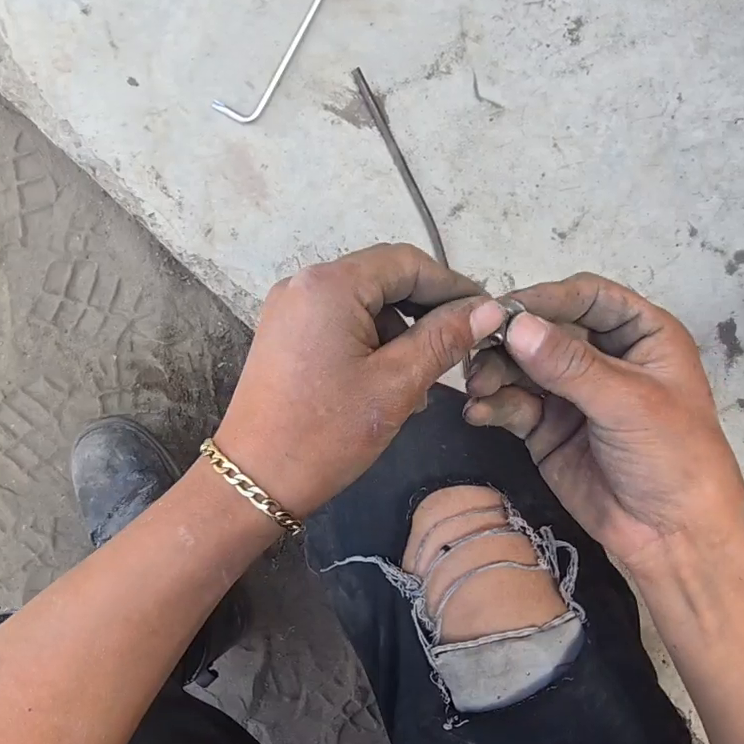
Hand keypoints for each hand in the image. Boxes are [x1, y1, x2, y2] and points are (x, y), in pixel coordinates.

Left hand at [214, 244, 492, 517]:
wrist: (254, 480)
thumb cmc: (326, 434)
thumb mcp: (395, 384)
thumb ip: (444, 339)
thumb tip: (489, 309)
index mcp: (329, 284)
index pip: (407, 263)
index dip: (452, 286)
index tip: (487, 315)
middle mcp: (305, 284)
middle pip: (383, 280)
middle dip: (425, 314)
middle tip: (461, 349)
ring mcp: (290, 310)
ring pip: (364, 306)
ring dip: (400, 335)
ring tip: (421, 385)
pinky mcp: (284, 336)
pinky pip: (340, 325)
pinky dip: (370, 346)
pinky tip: (388, 386)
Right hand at [462, 273, 743, 564]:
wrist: (671, 535)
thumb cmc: (673, 457)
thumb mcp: (627, 403)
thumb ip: (569, 366)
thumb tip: (515, 326)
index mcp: (640, 336)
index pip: (588, 299)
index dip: (547, 298)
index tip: (504, 310)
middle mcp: (602, 358)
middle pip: (545, 331)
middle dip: (510, 340)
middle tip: (475, 350)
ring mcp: (570, 395)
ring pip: (521, 367)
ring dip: (494, 373)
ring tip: (477, 388)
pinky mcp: (545, 429)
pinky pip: (512, 406)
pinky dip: (493, 406)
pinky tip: (478, 412)